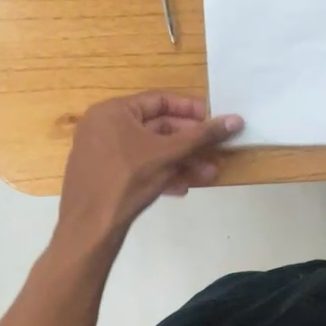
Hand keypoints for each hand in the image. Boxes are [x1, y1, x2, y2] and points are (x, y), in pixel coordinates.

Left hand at [56, 93, 243, 245]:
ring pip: (151, 150)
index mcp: (113, 112)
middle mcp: (105, 126)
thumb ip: (203, 135)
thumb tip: (236, 119)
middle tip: (216, 150)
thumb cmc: (127, 178)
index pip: (159, 101)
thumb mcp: (169, 154)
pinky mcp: (105, 173)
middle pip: (158, 127)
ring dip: (182, 161)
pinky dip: (162, 173)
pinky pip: (139, 165)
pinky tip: (182, 188)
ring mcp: (103, 151)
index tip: (215, 120)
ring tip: (207, 174)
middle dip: (190, 143)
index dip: (191, 110)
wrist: (89, 225)